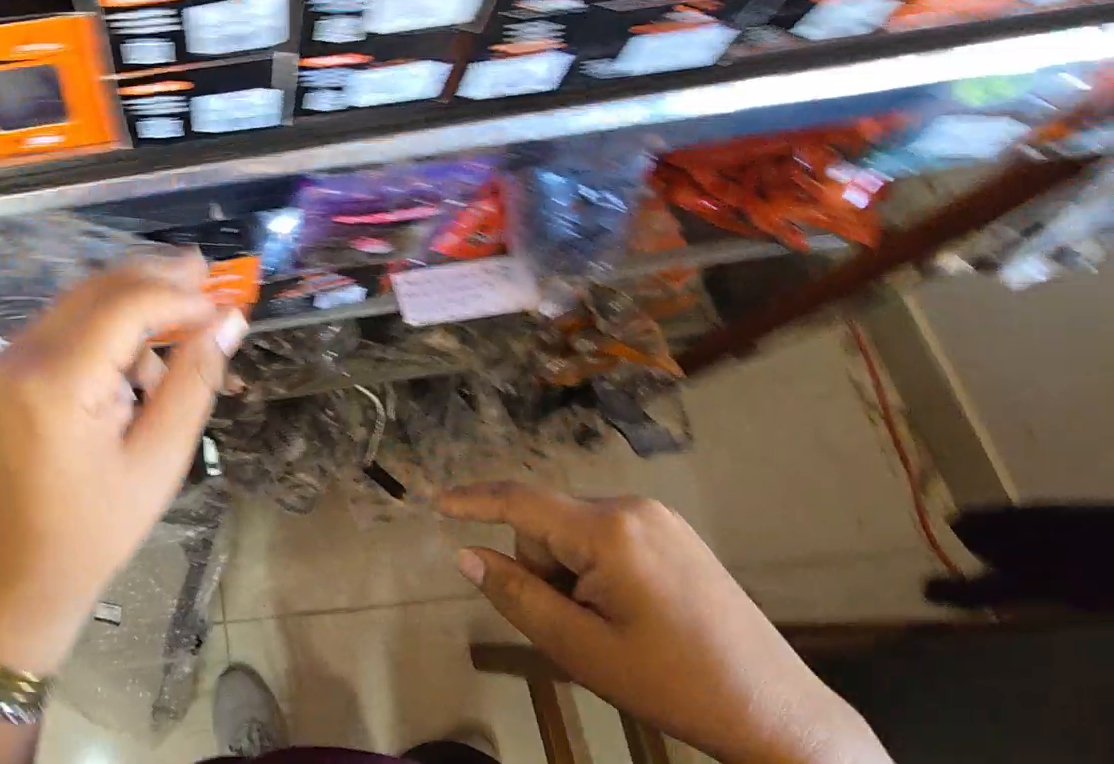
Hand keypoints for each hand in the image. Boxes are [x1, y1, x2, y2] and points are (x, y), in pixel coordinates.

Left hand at [0, 251, 245, 675]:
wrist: (23, 567)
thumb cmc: (98, 526)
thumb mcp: (160, 458)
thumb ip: (194, 379)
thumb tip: (229, 319)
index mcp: (56, 386)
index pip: (124, 307)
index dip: (178, 296)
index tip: (224, 299)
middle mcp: (17, 358)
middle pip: (98, 291)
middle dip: (157, 281)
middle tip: (208, 276)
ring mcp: (0, 360)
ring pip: (80, 302)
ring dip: (133, 306)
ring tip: (178, 340)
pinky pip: (62, 325)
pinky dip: (104, 329)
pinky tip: (135, 362)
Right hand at [441, 483, 890, 763]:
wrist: (779, 715)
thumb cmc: (673, 684)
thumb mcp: (581, 649)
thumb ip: (516, 595)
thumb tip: (466, 556)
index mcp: (609, 531)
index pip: (521, 502)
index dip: (474, 501)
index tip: (436, 502)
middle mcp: (632, 507)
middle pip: (547, 522)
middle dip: (541, 566)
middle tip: (574, 627)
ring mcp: (658, 518)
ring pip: (573, 530)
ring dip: (569, 571)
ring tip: (608, 625)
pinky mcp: (674, 534)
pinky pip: (605, 536)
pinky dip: (594, 567)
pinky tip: (626, 612)